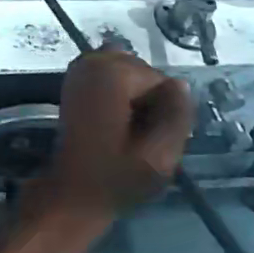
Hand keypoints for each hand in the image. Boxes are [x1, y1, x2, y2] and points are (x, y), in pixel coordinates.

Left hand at [23, 51, 193, 230]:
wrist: (72, 192)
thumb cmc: (115, 178)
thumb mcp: (159, 157)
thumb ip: (176, 117)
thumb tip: (181, 85)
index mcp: (113, 73)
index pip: (161, 80)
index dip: (165, 111)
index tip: (153, 139)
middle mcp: (95, 60)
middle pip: (143, 72)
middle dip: (149, 99)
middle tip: (141, 135)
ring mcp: (82, 66)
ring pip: (129, 70)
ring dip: (135, 94)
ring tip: (128, 126)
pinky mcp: (76, 76)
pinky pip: (110, 72)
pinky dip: (118, 90)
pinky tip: (114, 118)